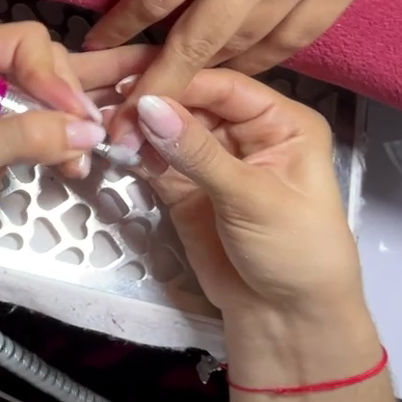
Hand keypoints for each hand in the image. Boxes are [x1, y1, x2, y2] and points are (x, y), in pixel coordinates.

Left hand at [0, 23, 150, 261]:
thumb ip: (19, 137)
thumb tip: (87, 130)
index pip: (23, 43)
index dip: (53, 76)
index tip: (72, 118)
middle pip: (48, 64)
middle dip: (71, 101)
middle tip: (87, 142)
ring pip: (57, 90)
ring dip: (81, 116)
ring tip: (100, 148)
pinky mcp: (10, 130)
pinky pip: (53, 120)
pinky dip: (75, 133)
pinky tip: (90, 153)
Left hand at [85, 0, 401, 145]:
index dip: (120, 26)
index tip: (94, 50)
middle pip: (196, 39)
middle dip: (155, 81)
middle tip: (125, 119)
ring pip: (245, 45)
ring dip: (203, 75)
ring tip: (170, 98)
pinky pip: (297, 38)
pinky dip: (261, 61)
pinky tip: (238, 71)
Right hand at [129, 69, 361, 325]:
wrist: (283, 318)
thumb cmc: (294, 252)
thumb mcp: (252, 197)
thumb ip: (197, 151)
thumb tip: (147, 105)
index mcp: (279, 122)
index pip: (220, 86)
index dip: (177, 83)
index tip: (132, 90)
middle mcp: (244, 131)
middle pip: (188, 101)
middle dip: (150, 105)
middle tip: (110, 114)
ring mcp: (210, 157)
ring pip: (166, 127)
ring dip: (136, 128)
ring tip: (107, 132)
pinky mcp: (182, 183)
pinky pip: (153, 156)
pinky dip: (134, 152)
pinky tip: (114, 149)